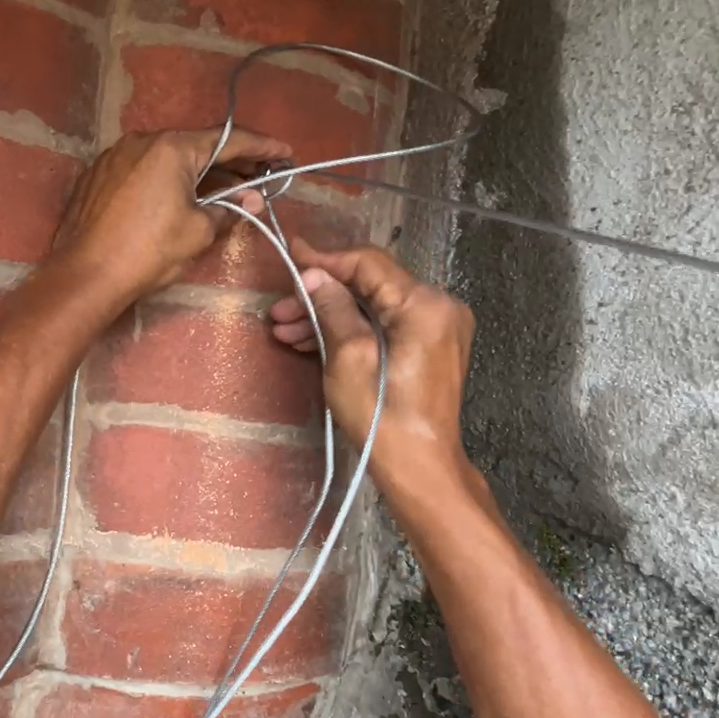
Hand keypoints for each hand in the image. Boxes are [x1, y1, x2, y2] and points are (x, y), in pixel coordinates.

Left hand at [54, 128, 289, 303]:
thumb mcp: (198, 232)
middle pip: (195, 146)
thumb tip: (250, 200)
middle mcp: (141, 141)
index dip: (262, 146)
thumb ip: (228, 209)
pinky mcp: (96, 177)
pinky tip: (179, 196)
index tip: (285, 153)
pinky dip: (165, 180)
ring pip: (166, 159)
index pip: (228, 140)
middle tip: (260, 173)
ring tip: (225, 188)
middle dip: (230, 161)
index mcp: (171, 148)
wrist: (84, 275)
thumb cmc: (147, 252)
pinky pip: (141, 171)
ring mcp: (114, 157)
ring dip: (196, 172)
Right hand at [269, 240, 474, 488]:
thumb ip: (334, 308)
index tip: (290, 252)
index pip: (368, 264)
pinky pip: (383, 324)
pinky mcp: (429, 346)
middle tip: (279, 309)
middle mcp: (439, 307)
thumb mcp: (348, 356)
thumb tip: (313, 275)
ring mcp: (437, 328)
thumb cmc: (380, 414)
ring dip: (329, 313)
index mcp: (424, 304)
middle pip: (370, 284)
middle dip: (321, 293)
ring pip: (373, 306)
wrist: (419, 465)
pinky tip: (311, 341)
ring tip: (285, 330)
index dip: (325, 259)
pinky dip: (349, 329)